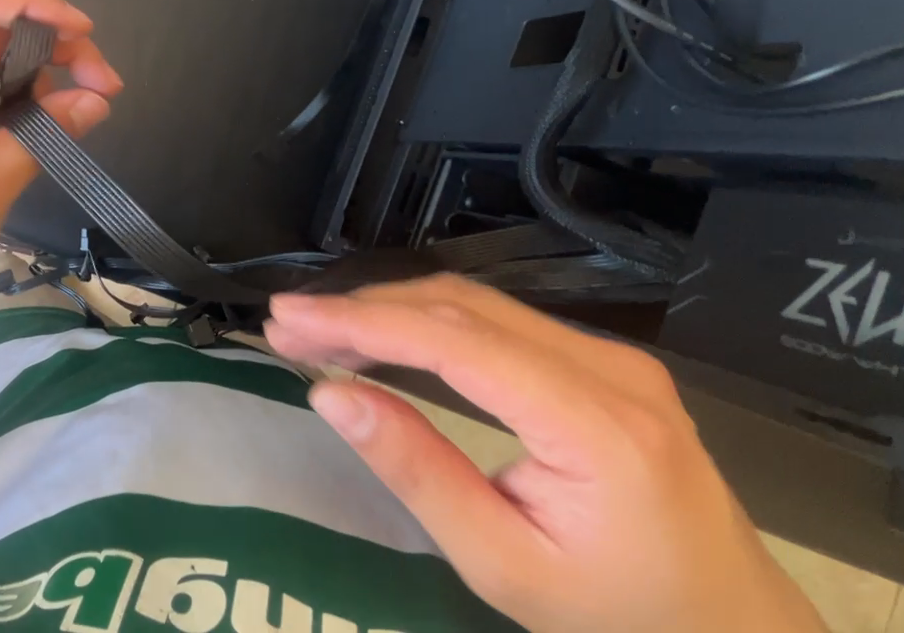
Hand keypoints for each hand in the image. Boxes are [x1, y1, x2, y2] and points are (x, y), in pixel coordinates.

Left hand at [0, 0, 122, 296]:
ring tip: (97, 98)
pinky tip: (69, 116)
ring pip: (13, 55)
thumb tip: (95, 101)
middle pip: (2, 27)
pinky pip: (12, 86)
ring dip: (58, 66)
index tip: (78, 28)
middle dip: (58, 40)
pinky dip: (44, 94)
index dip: (27, 2)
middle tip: (104, 80)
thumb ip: (37, 139)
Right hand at [265, 274, 825, 632]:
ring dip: (386, 310)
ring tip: (316, 332)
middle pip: (459, 305)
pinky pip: (495, 321)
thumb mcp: (505, 565)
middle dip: (361, 308)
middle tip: (285, 326)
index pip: (454, 340)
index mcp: (595, 424)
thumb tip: (330, 394)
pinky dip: (423, 323)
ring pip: (472, 303)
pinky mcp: (600, 364)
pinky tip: (380, 340)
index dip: (359, 321)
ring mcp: (610, 359)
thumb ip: (417, 472)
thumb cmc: (619, 618)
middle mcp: (609, 368)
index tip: (285, 318)